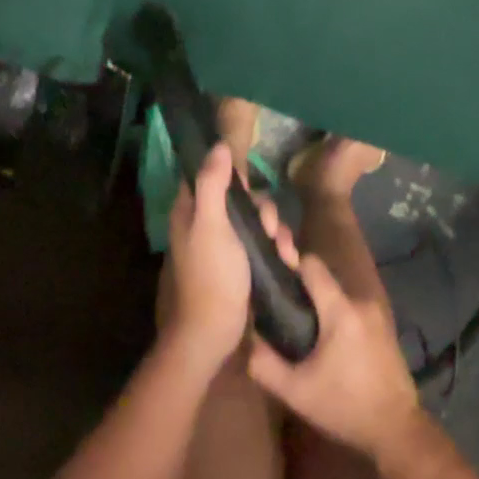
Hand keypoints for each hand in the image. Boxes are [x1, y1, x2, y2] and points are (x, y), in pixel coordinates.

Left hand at [165, 143, 296, 366]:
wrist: (214, 333)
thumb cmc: (211, 275)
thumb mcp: (212, 225)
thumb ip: (213, 184)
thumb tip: (218, 145)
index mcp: (191, 210)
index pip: (211, 175)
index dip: (233, 175)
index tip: (250, 186)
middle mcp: (206, 223)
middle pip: (242, 199)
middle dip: (264, 211)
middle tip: (269, 229)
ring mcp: (225, 245)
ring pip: (258, 221)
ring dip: (276, 232)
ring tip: (284, 252)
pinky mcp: (242, 265)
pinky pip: (264, 244)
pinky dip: (277, 249)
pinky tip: (287, 260)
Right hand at [246, 255, 424, 459]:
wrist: (397, 431)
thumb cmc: (344, 407)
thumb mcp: (295, 392)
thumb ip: (264, 363)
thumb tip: (246, 336)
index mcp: (341, 310)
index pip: (312, 264)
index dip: (290, 266)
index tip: (274, 281)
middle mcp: (362, 303)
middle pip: (325, 283)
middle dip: (304, 295)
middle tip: (285, 319)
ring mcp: (378, 314)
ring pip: (340, 299)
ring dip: (323, 310)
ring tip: (305, 337)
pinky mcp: (387, 328)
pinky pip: (354, 312)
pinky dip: (339, 321)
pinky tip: (331, 349)